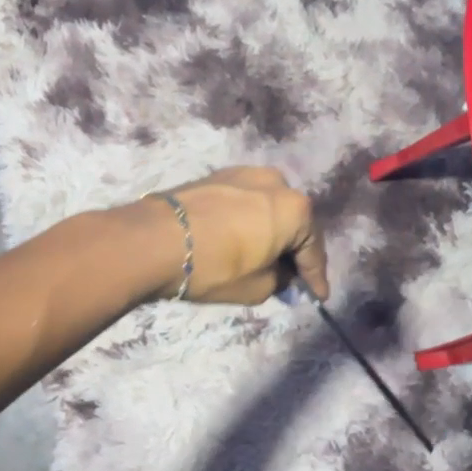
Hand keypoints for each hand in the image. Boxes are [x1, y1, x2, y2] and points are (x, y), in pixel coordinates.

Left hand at [151, 167, 328, 305]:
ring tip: (264, 256)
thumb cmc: (215, 266)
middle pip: (293, 223)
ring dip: (270, 232)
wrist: (152, 240)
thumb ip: (280, 280)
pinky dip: (248, 221)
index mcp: (296, 208)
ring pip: (268, 209)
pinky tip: (241, 239)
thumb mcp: (257, 288)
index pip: (313, 250)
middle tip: (291, 277)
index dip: (316, 277)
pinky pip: (245, 202)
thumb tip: (280, 272)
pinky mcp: (218, 175)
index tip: (319, 297)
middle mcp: (277, 182)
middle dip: (293, 251)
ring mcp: (246, 174)